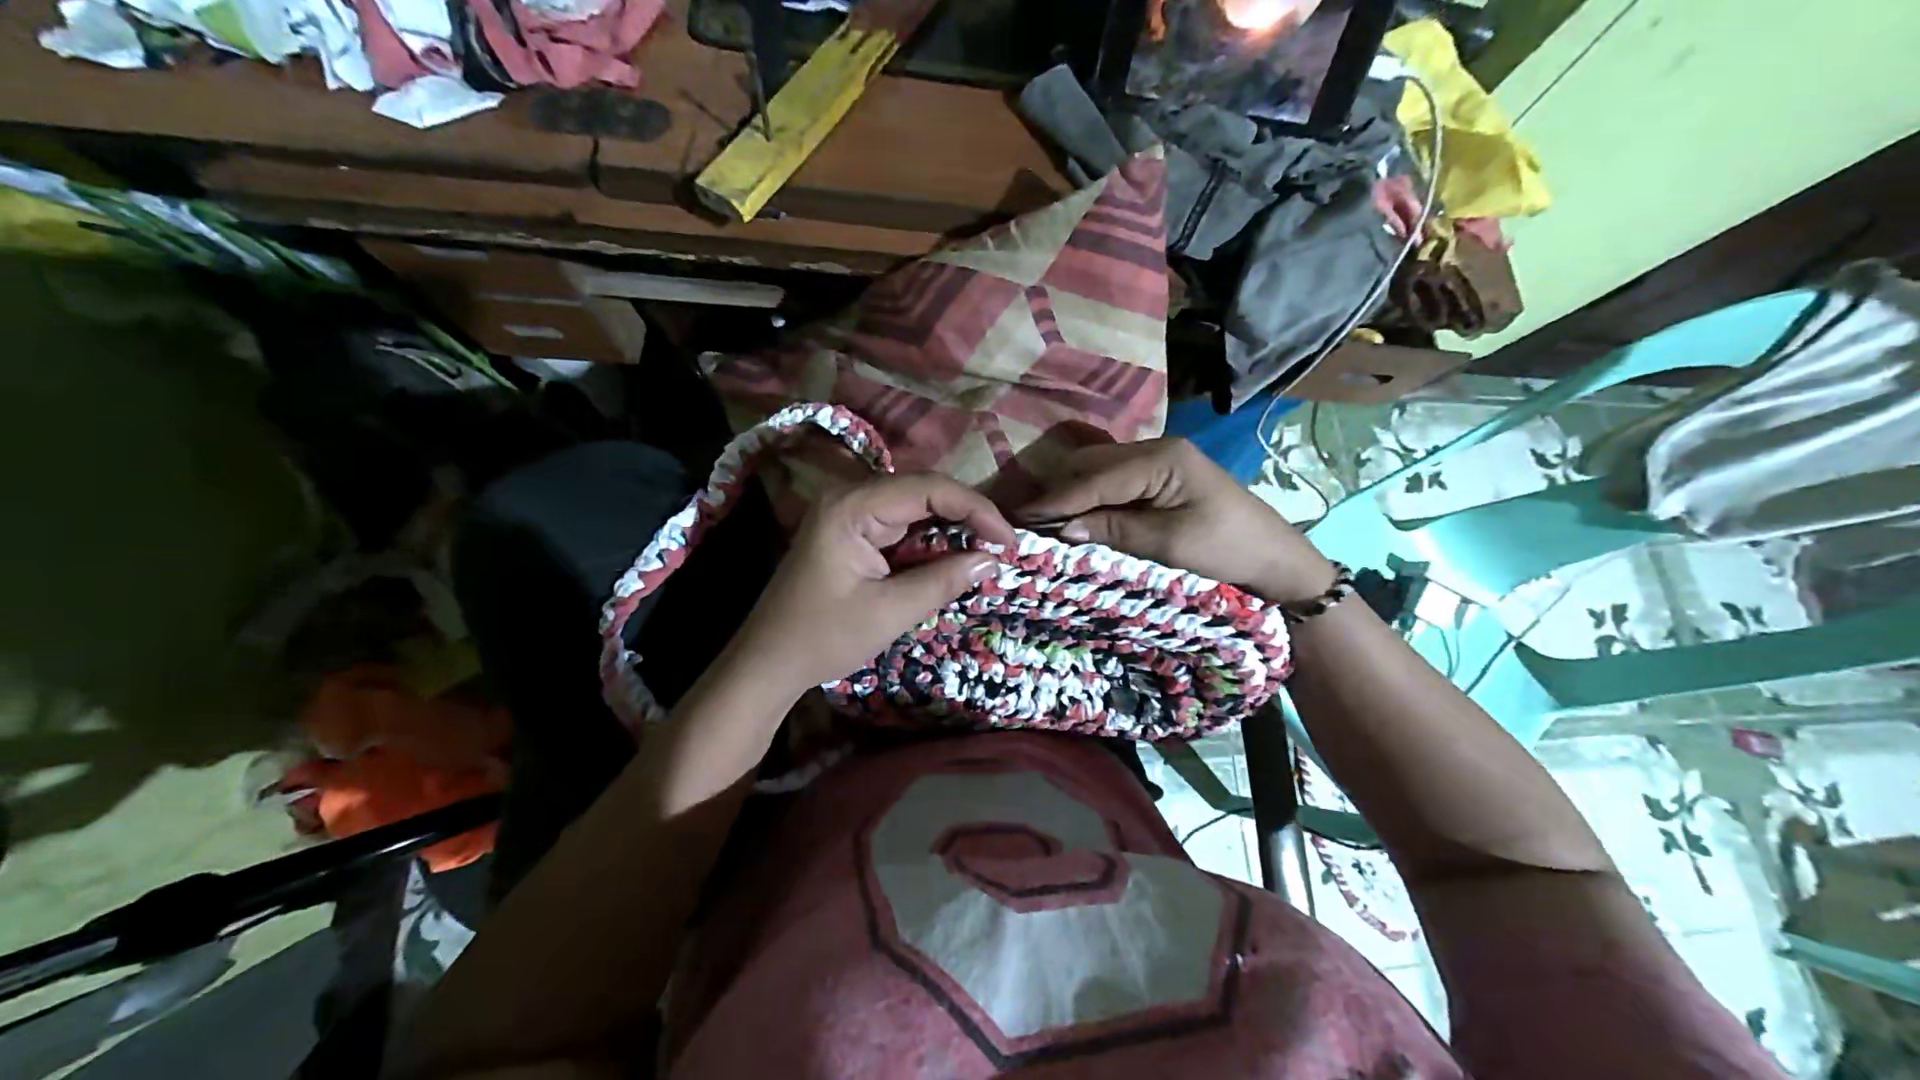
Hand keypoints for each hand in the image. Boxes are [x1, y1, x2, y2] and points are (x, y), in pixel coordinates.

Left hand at [727, 472, 1016, 698]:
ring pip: (915, 509)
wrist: (768, 663)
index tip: (1008, 540)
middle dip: (966, 517)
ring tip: (986, 554)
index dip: (975, 508)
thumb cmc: (823, 638)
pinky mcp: (851, 535)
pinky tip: (952, 561)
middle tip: (1002, 548)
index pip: (927, 488)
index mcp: (851, 507)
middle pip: (922, 492)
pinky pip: (900, 528)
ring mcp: (848, 515)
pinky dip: (929, 544)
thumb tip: (993, 559)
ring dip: (950, 531)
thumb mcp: (890, 612)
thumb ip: (943, 580)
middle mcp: (849, 499)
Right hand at [1015, 438, 1335, 602]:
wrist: (1275, 559)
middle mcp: (1157, 449)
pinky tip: (1075, 516)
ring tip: (1043, 521)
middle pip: (1092, 464)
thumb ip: (1115, 530)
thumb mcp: (1170, 544)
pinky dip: (1091, 498)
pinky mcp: (1158, 478)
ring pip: (1099, 471)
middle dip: (1059, 493)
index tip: (1021, 517)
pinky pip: (1113, 482)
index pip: (1097, 476)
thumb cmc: (1228, 549)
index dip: (1058, 499)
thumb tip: (1064, 528)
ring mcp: (1158, 461)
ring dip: (1072, 495)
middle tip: (1027, 522)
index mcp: (1163, 458)